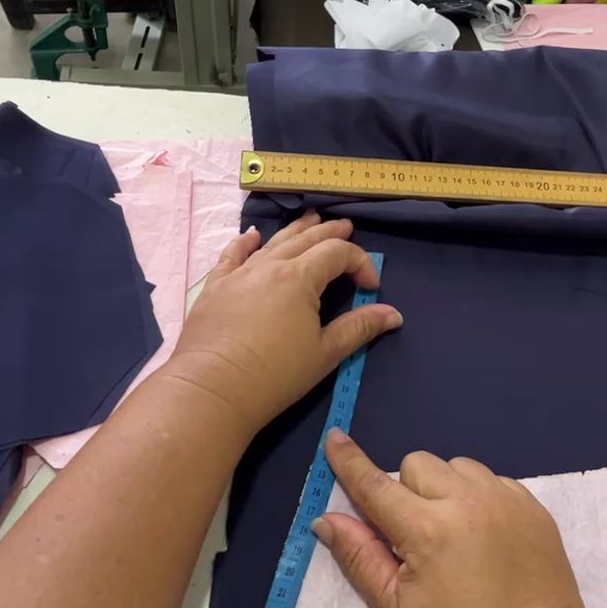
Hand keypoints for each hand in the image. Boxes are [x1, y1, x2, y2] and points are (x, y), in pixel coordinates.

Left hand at [159, 213, 402, 434]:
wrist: (212, 389)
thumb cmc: (275, 375)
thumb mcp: (325, 353)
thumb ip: (359, 328)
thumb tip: (394, 314)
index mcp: (300, 278)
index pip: (337, 254)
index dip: (360, 263)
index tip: (371, 286)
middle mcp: (270, 266)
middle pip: (306, 239)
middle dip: (331, 233)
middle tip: (346, 226)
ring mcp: (239, 273)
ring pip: (273, 242)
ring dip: (296, 229)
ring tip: (312, 218)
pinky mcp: (215, 286)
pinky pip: (232, 254)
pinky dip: (244, 242)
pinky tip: (251, 235)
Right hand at [314, 430, 606, 607]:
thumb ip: (360, 558)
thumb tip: (327, 519)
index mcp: (428, 530)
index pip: (376, 485)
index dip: (350, 461)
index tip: (335, 437)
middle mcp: (467, 500)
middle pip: (417, 464)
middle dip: (406, 490)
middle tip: (414, 533)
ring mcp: (504, 497)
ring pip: (456, 465)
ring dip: (443, 487)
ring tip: (454, 532)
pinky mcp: (531, 503)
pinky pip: (490, 477)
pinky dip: (477, 494)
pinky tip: (484, 533)